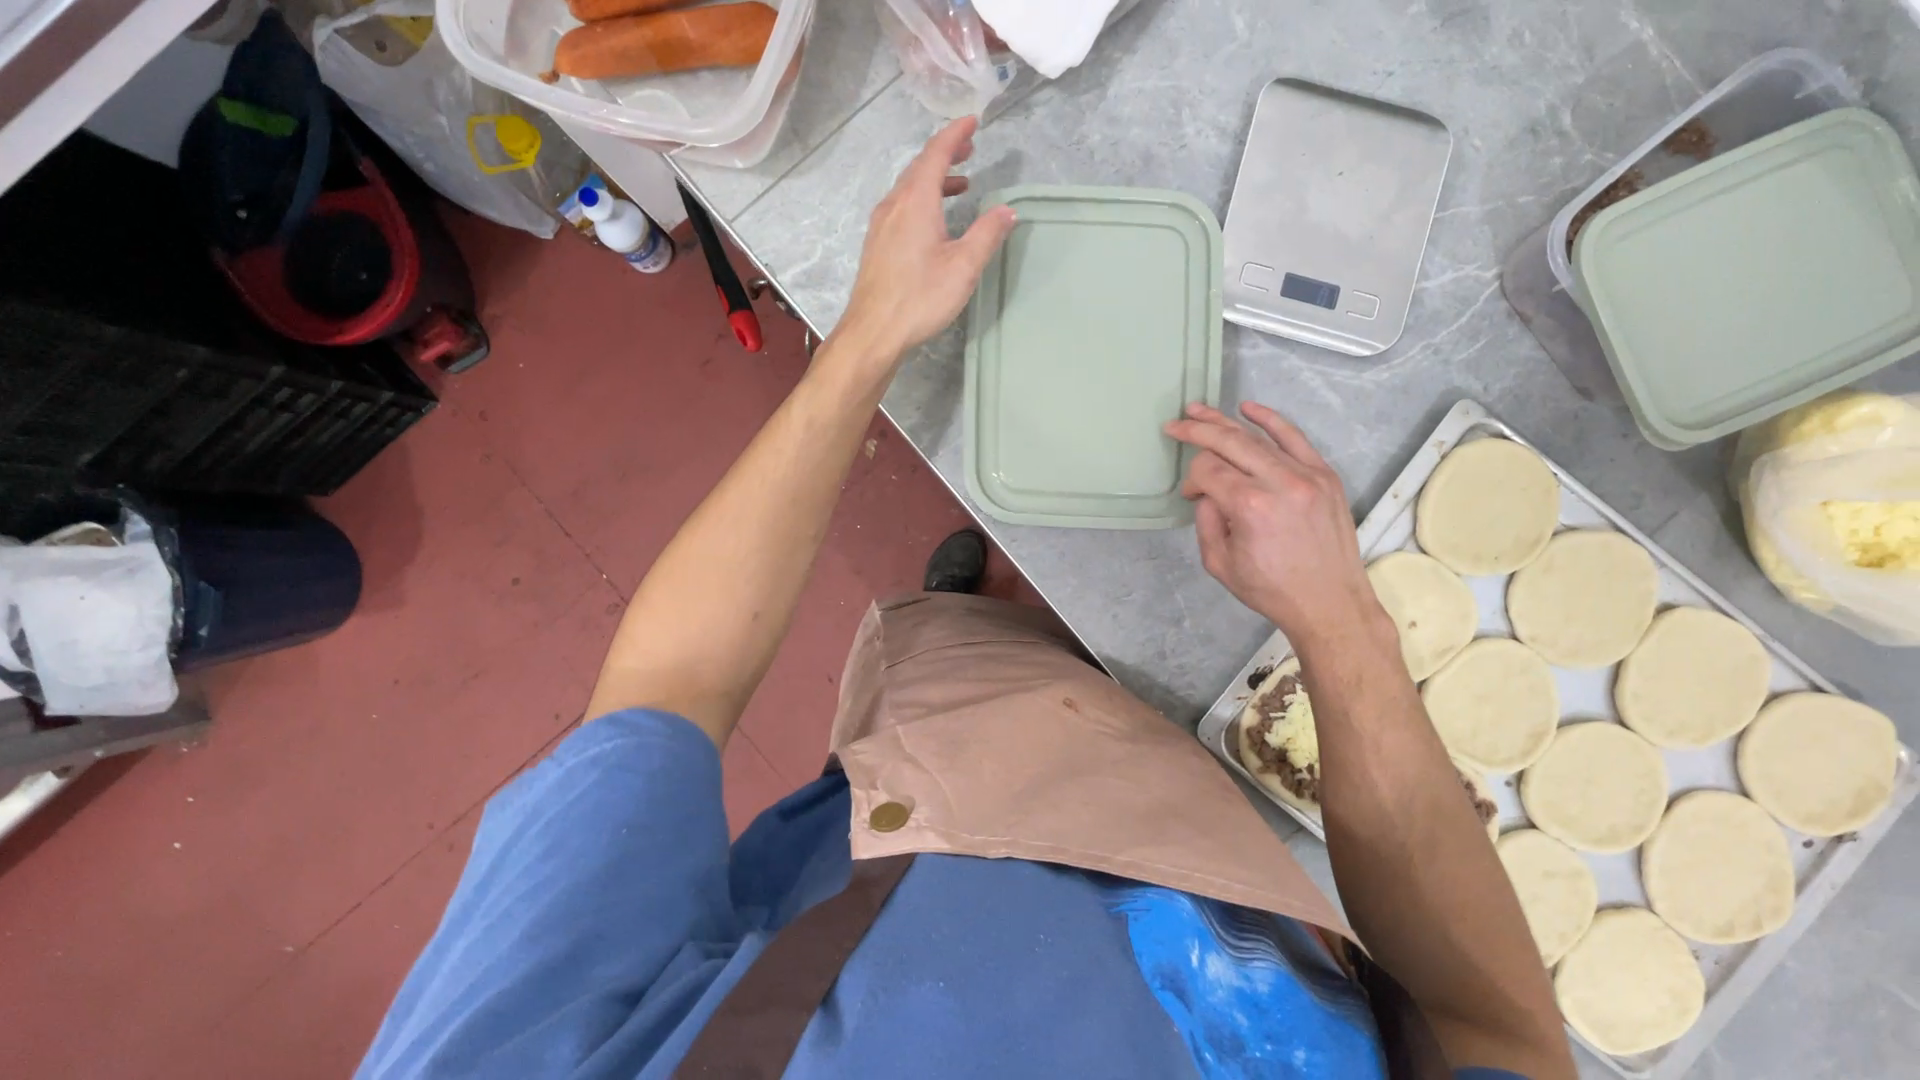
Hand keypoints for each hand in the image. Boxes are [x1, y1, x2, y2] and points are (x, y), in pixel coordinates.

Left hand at [837, 117, 1017, 362]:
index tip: (973, 121)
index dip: (955, 135)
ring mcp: (881, 225)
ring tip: (960, 184)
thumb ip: (987, 235)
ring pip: (908, 188)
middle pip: (919, 167)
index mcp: (916, 201)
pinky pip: (901, 207)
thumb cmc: (920, 298)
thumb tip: (1007, 211)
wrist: (873, 331)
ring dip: (934, 179)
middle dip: (945, 153)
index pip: (935, 154)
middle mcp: (894, 205)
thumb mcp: (963, 267)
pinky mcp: (877, 244)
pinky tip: (934, 220)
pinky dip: (922, 199)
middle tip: (970, 149)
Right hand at [1165, 403, 1388, 651]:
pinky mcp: (1325, 475)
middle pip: (1229, 442)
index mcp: (1249, 506)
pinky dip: (1270, 420)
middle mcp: (1279, 482)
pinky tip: (1248, 409)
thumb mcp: (1219, 563)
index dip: (1192, 480)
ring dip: (1225, 421)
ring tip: (1199, 410)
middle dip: (1197, 430)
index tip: (1191, 497)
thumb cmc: (1271, 589)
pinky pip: (1295, 438)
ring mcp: (1307, 475)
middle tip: (1175, 424)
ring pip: (1258, 436)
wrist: (1330, 602)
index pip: (1208, 471)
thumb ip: (1206, 519)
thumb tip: (1207, 492)